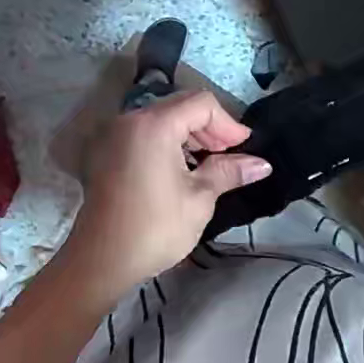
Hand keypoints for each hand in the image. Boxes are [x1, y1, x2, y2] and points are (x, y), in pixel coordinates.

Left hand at [61, 90, 272, 296]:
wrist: (101, 258)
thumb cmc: (155, 227)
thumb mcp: (199, 198)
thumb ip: (228, 171)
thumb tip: (262, 164)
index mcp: (154, 124)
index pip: (201, 104)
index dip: (228, 123)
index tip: (244, 147)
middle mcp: (131, 119)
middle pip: (180, 106)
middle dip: (209, 127)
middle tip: (230, 155)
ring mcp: (115, 133)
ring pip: (162, 118)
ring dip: (189, 134)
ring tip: (209, 164)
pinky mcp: (107, 150)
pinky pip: (144, 132)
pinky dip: (167, 142)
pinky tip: (182, 168)